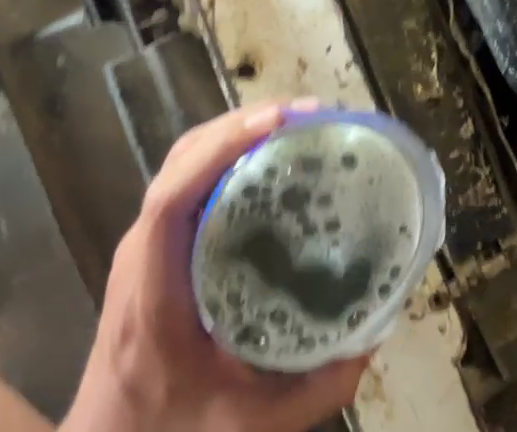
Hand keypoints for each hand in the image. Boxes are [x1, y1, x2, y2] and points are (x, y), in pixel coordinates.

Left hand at [63, 100, 368, 431]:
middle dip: (244, 123)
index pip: (174, 197)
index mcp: (155, 291)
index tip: (281, 122)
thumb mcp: (255, 422)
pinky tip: (273, 161)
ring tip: (300, 125)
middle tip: (313, 116)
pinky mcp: (155, 247)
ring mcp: (144, 246)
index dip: (223, 148)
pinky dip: (230, 153)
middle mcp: (142, 253)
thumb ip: (320, 385)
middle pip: (182, 159)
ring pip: (185, 161)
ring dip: (238, 130)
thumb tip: (374, 330)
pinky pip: (191, 179)